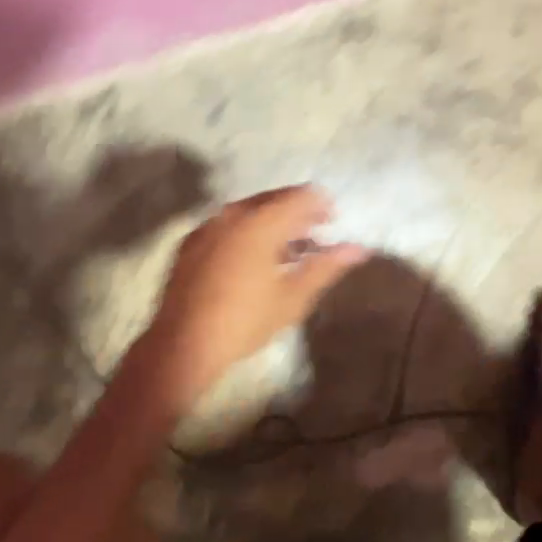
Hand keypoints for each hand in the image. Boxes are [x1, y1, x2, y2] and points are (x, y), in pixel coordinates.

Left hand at [140, 185, 368, 408]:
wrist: (182, 345)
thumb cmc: (244, 322)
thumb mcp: (292, 298)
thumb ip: (326, 266)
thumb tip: (358, 248)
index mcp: (258, 223)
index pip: (299, 196)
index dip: (321, 204)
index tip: (334, 220)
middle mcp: (230, 216)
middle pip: (272, 199)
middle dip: (297, 212)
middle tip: (317, 232)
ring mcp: (206, 228)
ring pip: (248, 212)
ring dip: (272, 222)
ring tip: (291, 248)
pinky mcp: (190, 245)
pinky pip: (226, 226)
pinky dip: (247, 232)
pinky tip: (256, 258)